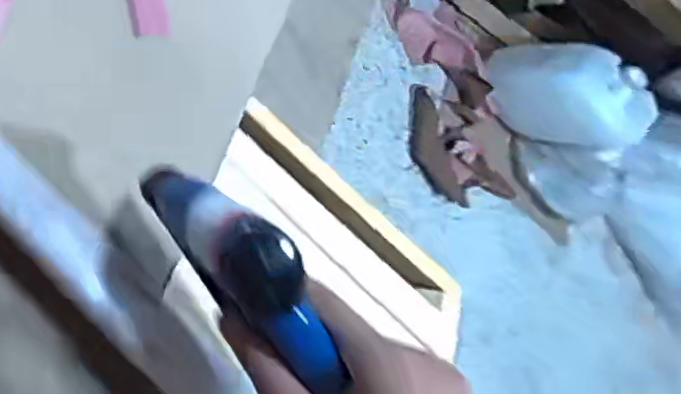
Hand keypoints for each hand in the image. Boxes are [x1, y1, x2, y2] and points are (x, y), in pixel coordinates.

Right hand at [223, 282, 469, 393]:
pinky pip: (398, 375)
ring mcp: (451, 384)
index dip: (278, 305)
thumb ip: (268, 368)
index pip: (316, 296)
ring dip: (342, 373)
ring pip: (369, 353)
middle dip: (312, 352)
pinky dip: (374, 388)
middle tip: (303, 390)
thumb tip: (229, 313)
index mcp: (393, 360)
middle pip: (343, 329)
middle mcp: (429, 360)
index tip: (251, 321)